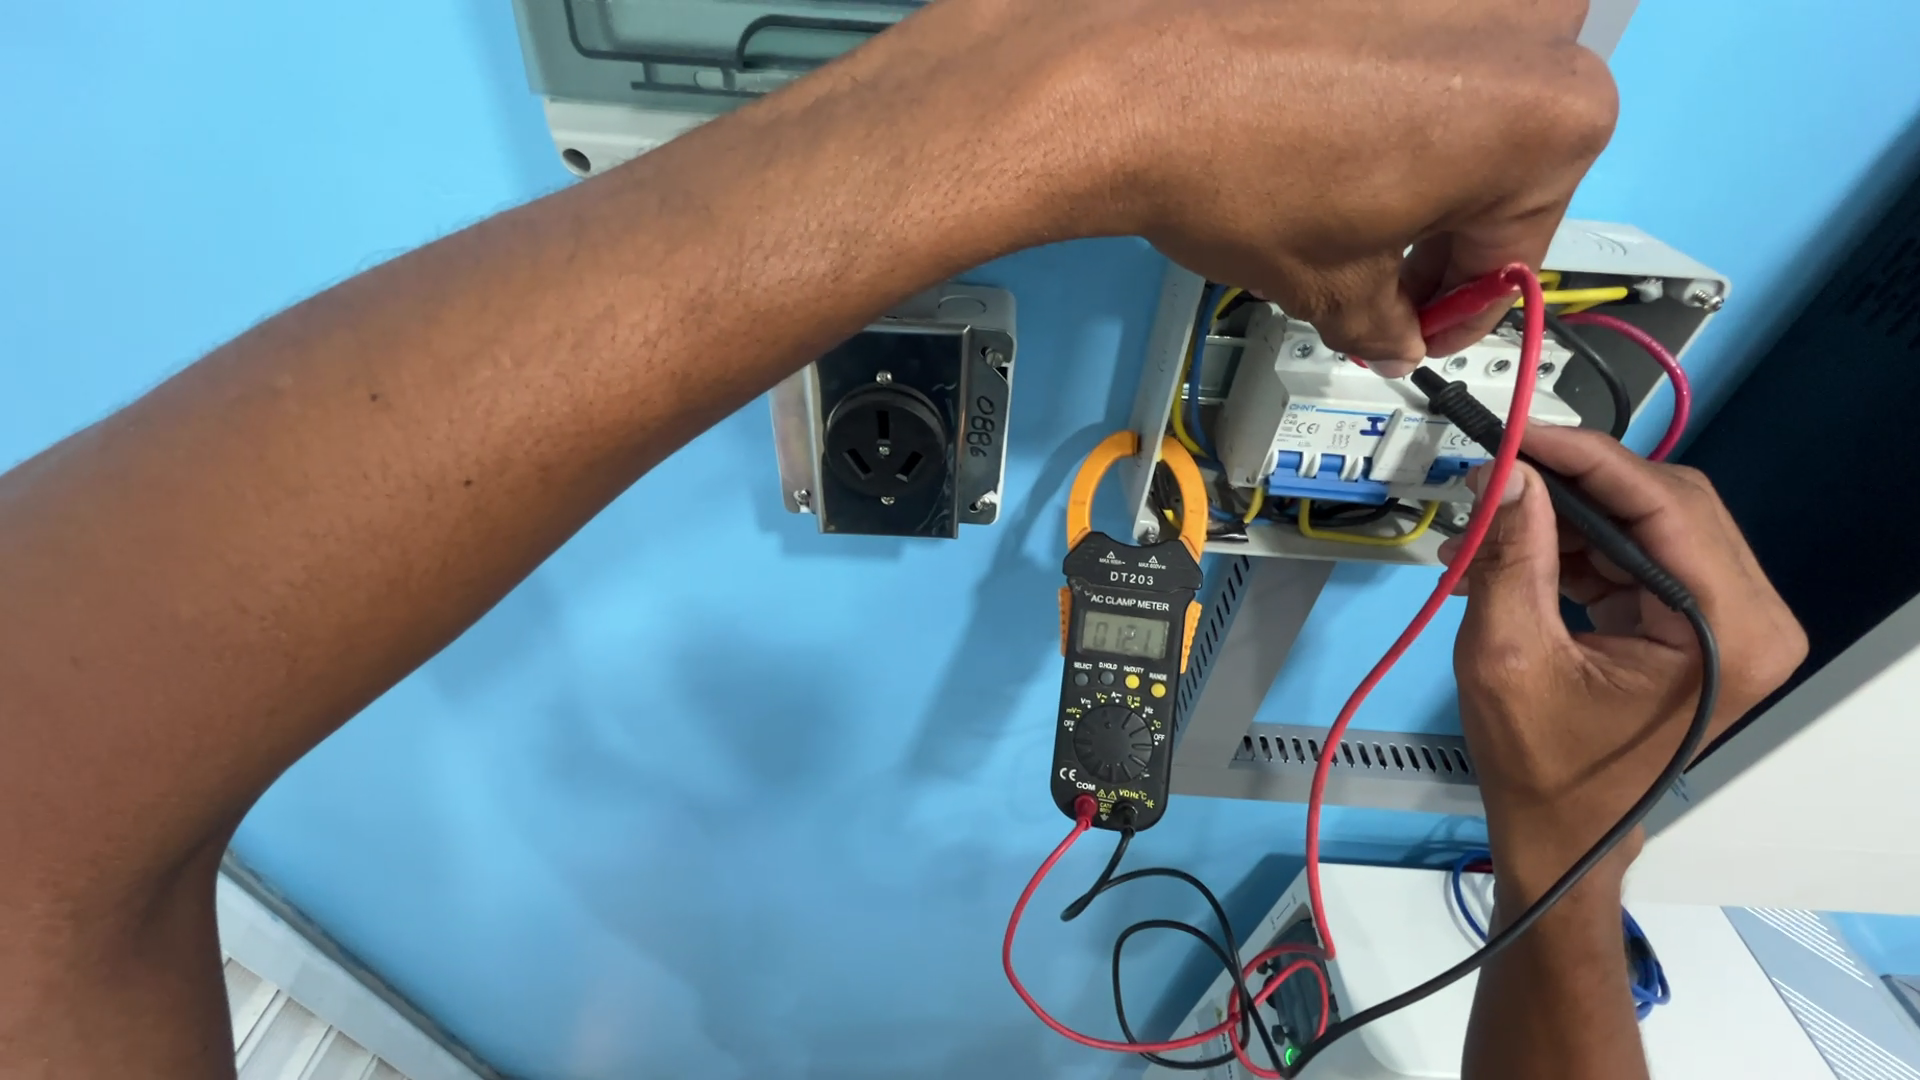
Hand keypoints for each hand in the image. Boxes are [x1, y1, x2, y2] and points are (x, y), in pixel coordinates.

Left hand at [817, 0, 1616, 368]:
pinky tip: (1268, 124)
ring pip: (1431, 102)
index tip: (1390, 314)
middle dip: (1414, 227)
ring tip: (1281, 191)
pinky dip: (1336, 100)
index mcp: (1547, 110)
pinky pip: (1378, 43)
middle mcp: (1536, 9)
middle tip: (1332, 256)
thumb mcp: (1312, 274)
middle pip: (1484, 163)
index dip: (1444, 293)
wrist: (1105, 68)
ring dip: (1374, 164)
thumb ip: (1368, 307)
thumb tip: (1379, 328)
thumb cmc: (1215, 175)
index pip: (1517, 239)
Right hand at [1440, 426, 1805, 895]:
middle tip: (1492, 475)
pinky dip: (1563, 550)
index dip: (1582, 457)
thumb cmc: (1536, 758)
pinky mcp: (1686, 627)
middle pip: (1664, 504)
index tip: (1509, 434)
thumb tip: (1505, 475)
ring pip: (1642, 527)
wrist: (1559, 830)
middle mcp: (1748, 616)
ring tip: (1479, 530)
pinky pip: (1627, 559)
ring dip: (1557, 518)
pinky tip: (1500, 559)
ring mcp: (1722, 622)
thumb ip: (1509, 557)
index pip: (1663, 503)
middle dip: (1570, 483)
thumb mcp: (1506, 652)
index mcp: (1728, 629)